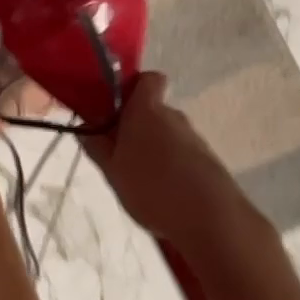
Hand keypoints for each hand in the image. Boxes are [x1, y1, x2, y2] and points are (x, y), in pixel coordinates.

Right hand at [80, 73, 258, 241]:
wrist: (213, 221)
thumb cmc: (152, 188)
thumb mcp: (112, 170)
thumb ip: (97, 147)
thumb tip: (86, 128)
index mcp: (146, 110)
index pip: (148, 79)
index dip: (133, 86)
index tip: (117, 106)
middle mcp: (173, 117)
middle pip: (154, 110)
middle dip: (137, 125)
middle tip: (119, 151)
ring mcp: (195, 140)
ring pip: (168, 134)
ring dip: (154, 148)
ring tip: (140, 179)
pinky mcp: (209, 162)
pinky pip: (183, 154)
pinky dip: (172, 166)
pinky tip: (163, 193)